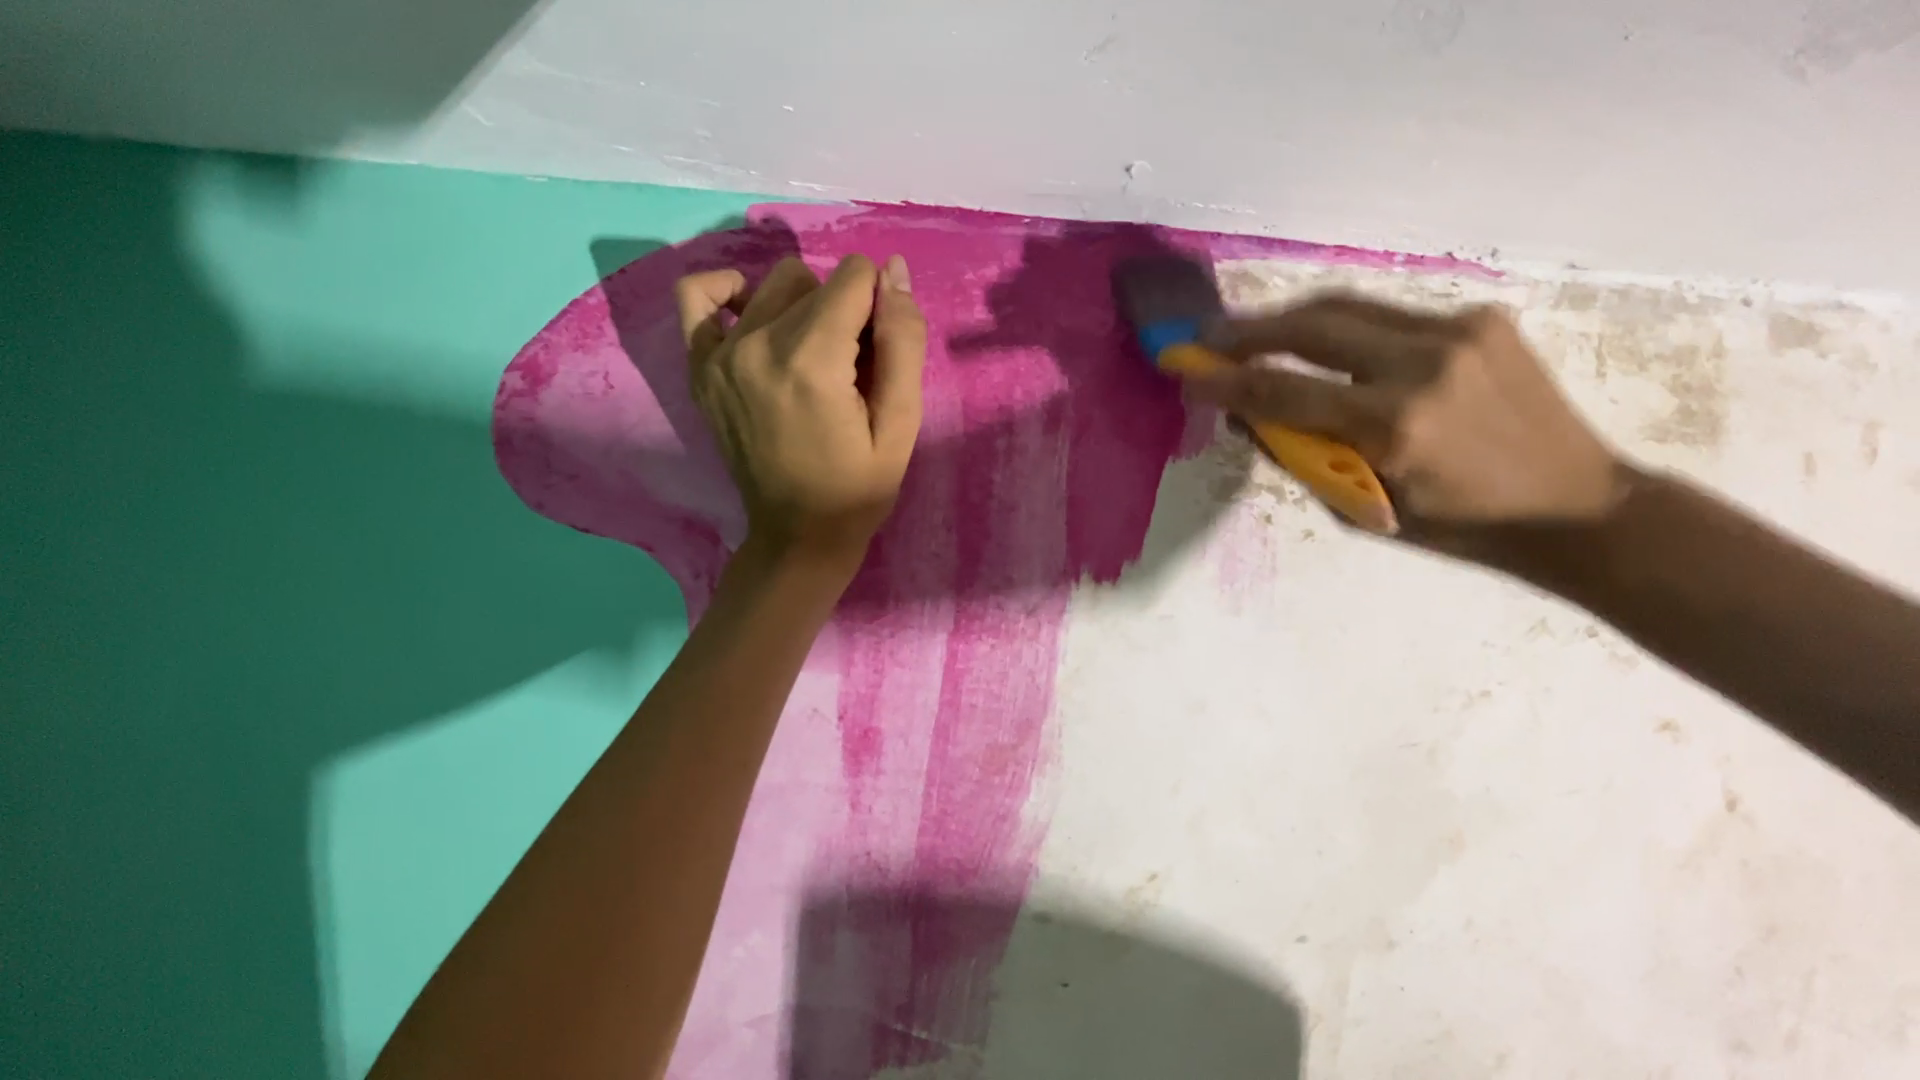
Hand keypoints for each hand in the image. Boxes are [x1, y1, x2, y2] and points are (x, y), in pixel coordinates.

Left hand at [675, 254, 925, 566]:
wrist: (798, 535)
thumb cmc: (859, 486)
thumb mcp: (902, 422)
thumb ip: (903, 341)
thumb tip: (893, 269)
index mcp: (812, 361)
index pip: (855, 277)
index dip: (879, 309)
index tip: (876, 357)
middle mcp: (758, 344)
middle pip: (816, 281)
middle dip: (844, 312)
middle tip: (848, 370)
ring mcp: (721, 354)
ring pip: (773, 284)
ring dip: (800, 306)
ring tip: (811, 354)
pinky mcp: (700, 367)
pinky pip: (697, 297)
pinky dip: (727, 290)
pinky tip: (753, 312)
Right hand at [1183, 293, 1625, 550]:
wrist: (1575, 504)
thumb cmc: (1461, 526)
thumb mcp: (1364, 508)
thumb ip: (1301, 453)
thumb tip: (1243, 413)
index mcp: (1393, 426)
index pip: (1282, 392)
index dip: (1225, 382)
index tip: (1185, 372)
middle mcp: (1423, 364)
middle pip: (1311, 325)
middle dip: (1249, 330)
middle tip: (1208, 337)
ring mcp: (1458, 331)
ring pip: (1348, 307)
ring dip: (1293, 320)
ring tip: (1255, 333)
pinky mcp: (1481, 318)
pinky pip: (1391, 315)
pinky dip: (1351, 329)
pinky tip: (1334, 347)